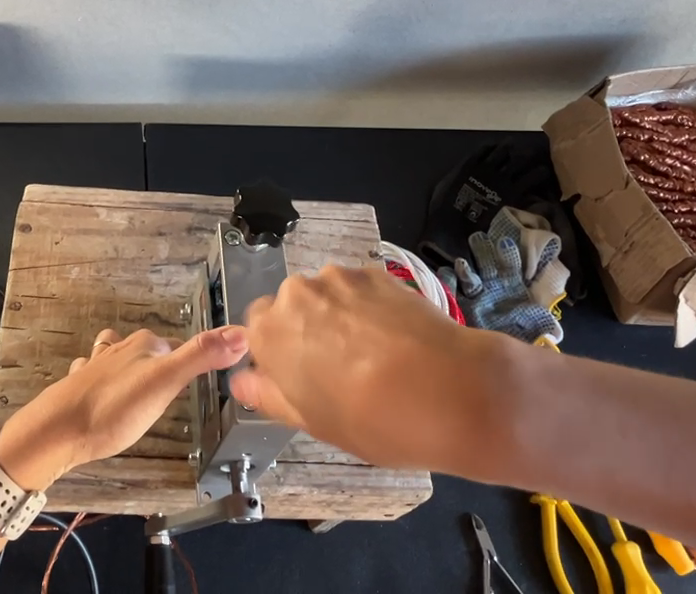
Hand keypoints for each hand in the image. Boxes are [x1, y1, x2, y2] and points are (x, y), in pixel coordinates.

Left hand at [0, 325, 246, 489]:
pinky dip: (98, 379)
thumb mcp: (165, 383)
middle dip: (159, 364)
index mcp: (145, 346)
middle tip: (171, 389)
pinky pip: (91, 374)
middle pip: (148, 350)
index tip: (197, 379)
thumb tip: (241, 333)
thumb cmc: (113, 409)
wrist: (57, 430)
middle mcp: (120, 348)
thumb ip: (201, 357)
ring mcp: (96, 364)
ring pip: (117, 355)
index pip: (177, 348)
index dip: (188, 364)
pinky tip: (99, 392)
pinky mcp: (77, 384)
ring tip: (138, 384)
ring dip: (127, 365)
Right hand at [230, 265, 519, 475]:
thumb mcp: (313, 423)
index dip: (278, 353)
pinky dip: (368, 307)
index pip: (257, 330)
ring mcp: (338, 279)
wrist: (452, 391)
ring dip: (337, 316)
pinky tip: (394, 340)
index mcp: (270, 332)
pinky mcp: (375, 273)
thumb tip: (243, 382)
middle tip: (338, 370)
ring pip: (326, 295)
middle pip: (291, 307)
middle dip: (307, 331)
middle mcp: (296, 295)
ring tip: (372, 354)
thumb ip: (269, 395)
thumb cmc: (375, 419)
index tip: (301, 376)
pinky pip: (359, 289)